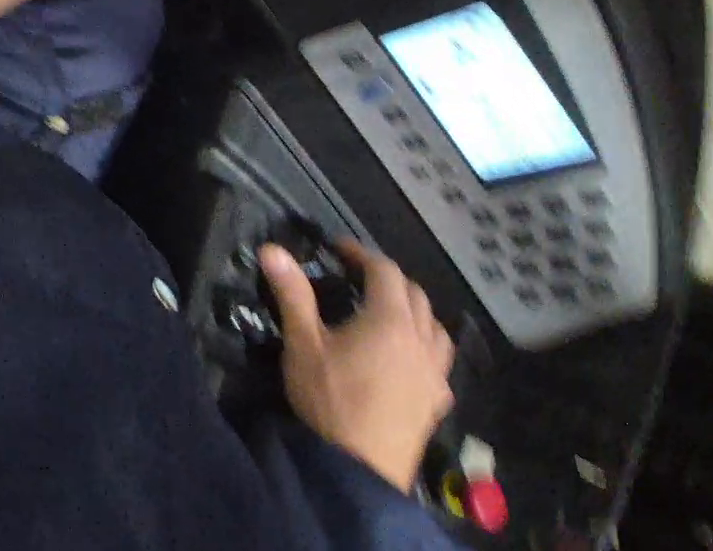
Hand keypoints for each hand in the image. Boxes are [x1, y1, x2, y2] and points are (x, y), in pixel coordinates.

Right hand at [261, 240, 454, 491]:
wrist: (358, 463)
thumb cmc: (328, 396)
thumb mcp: (302, 342)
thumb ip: (292, 293)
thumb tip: (272, 249)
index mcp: (389, 322)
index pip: (385, 272)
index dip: (362, 254)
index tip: (337, 248)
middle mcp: (421, 342)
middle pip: (416, 296)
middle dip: (388, 278)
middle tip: (356, 276)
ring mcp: (434, 373)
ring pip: (436, 327)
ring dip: (413, 309)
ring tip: (386, 311)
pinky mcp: (437, 399)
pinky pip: (439, 358)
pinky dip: (424, 342)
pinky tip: (405, 355)